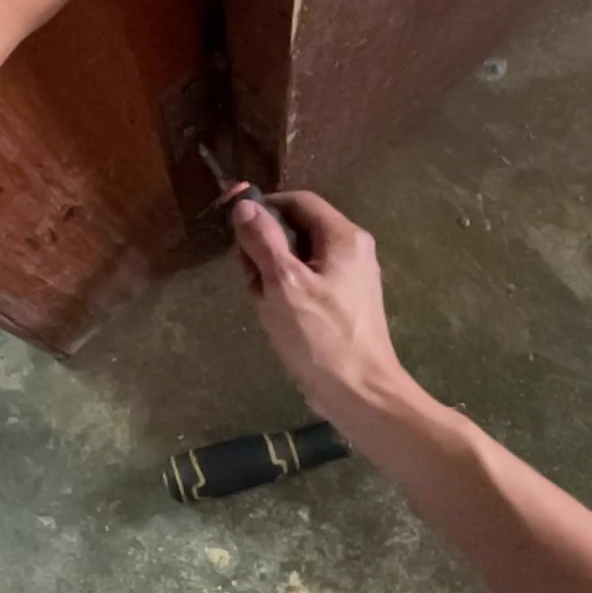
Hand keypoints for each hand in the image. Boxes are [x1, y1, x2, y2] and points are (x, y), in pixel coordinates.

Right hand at [233, 193, 415, 421]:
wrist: (358, 391)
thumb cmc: (320, 335)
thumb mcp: (283, 283)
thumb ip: (263, 240)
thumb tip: (244, 205)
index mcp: (343, 237)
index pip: (298, 201)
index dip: (264, 206)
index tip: (233, 224)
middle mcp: (351, 250)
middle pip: (297, 228)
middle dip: (265, 245)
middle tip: (247, 273)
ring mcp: (348, 278)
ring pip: (297, 257)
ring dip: (271, 272)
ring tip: (261, 300)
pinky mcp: (342, 303)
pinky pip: (305, 281)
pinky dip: (284, 290)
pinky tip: (274, 314)